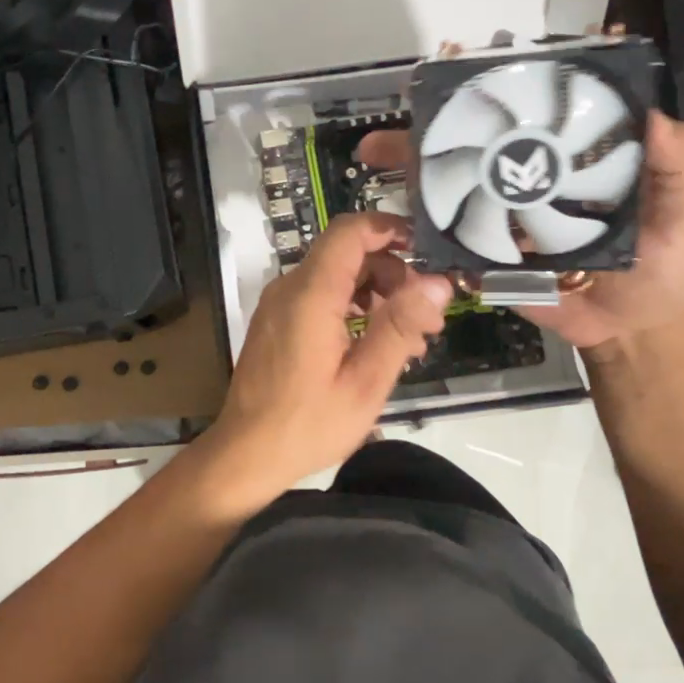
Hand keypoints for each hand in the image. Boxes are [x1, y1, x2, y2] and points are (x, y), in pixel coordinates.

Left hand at [199, 213, 452, 498]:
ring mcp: (277, 306)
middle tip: (425, 316)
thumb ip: (400, 326)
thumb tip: (437, 283)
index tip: (425, 251)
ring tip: (408, 338)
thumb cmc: (308, 424)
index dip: (389, 229)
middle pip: (345, 253)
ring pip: (333, 275)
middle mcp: (289, 289)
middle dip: (391, 272)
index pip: (349, 231)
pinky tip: (373, 345)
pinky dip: (349, 308)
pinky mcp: (274, 324)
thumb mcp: (365, 381)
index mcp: (310, 295)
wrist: (246, 453)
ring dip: (374, 294)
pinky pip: (317, 298)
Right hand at [356, 111, 683, 350]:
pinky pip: (448, 237)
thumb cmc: (663, 262)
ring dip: (414, 164)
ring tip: (375, 152)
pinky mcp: (485, 254)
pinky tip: (389, 213)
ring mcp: (503, 214)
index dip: (504, 80)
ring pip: (453, 182)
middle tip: (406, 100)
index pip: (535, 107)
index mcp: (573, 153)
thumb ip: (682, 165)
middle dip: (437, 119)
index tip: (469, 59)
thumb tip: (654, 118)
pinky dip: (419, 226)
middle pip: (479, 138)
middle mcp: (530, 174)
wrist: (630, 327)